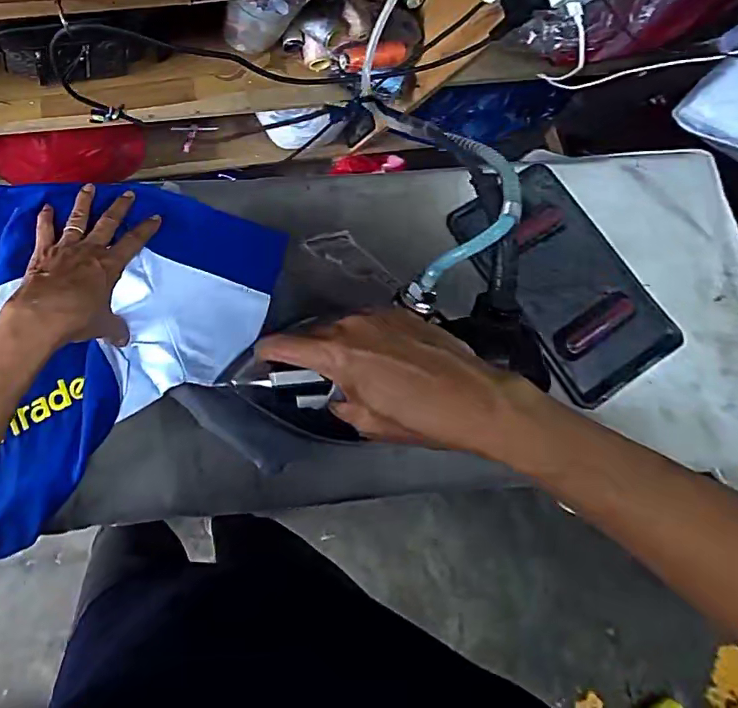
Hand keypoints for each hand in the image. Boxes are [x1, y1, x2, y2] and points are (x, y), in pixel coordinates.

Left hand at [0, 185, 160, 350]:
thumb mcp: (102, 325)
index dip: (146, 229)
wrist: (41, 316)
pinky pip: (45, 232)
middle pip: (108, 223)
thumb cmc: (77, 319)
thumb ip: (113, 327)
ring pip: (78, 219)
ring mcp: (65, 249)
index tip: (155, 216)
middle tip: (127, 194)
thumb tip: (123, 338)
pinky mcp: (42, 253)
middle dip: (120, 207)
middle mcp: (89, 251)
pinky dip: (45, 219)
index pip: (133, 242)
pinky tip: (46, 208)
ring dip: (84, 203)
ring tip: (89, 188)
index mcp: (109, 265)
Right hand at [256, 308, 545, 453]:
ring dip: (340, 341)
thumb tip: (340, 398)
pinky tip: (381, 353)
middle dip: (309, 349)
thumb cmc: (422, 418)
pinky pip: (371, 321)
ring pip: (345, 325)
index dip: (270, 350)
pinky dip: (366, 335)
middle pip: (317, 333)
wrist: (477, 397)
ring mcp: (380, 315)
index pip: (290, 345)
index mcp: (340, 355)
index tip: (261, 354)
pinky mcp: (403, 312)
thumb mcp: (372, 424)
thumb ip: (344, 406)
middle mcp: (354, 327)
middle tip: (309, 369)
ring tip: (350, 363)